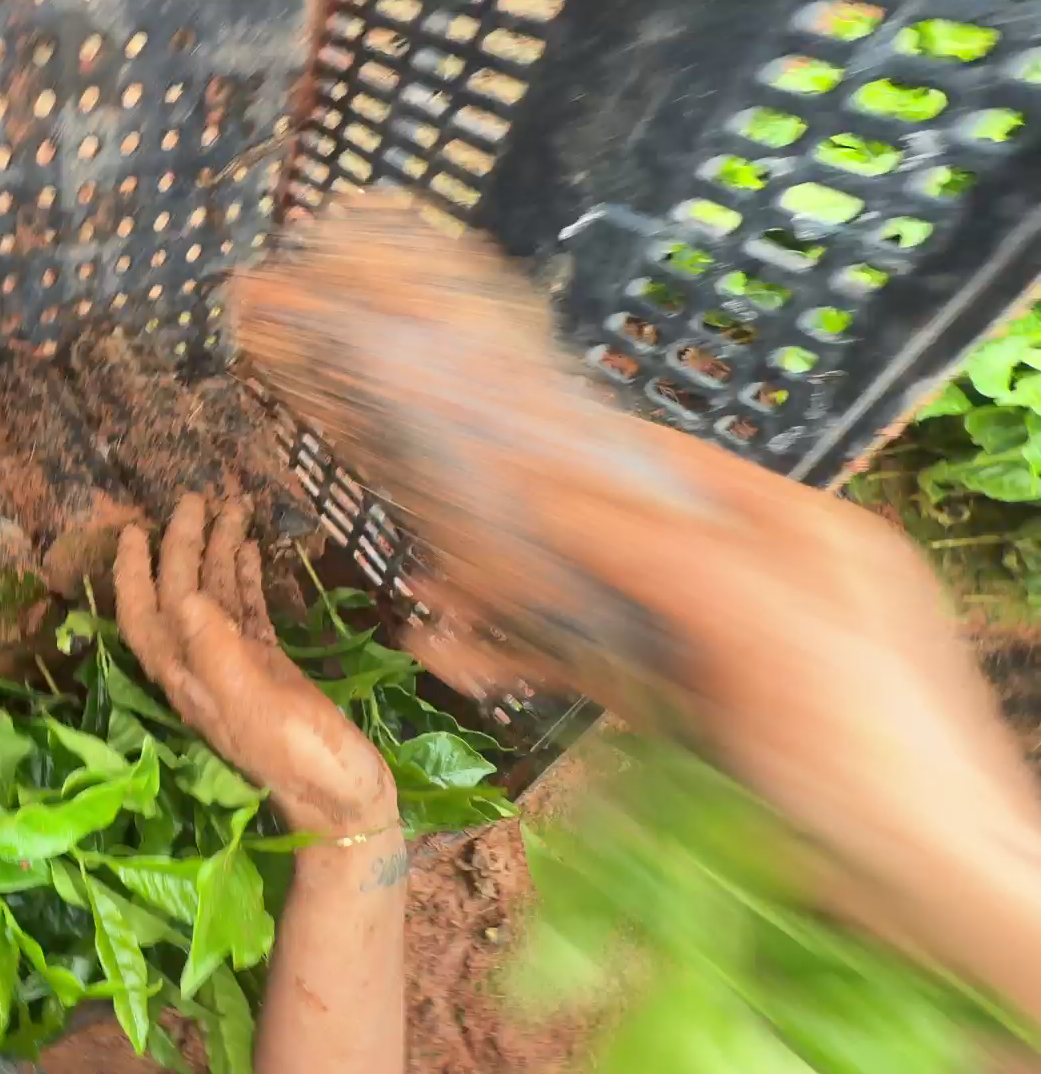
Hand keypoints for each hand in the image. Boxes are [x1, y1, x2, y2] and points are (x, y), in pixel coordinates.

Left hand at [113, 494, 394, 835]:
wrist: (348, 804)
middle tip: (195, 498)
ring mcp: (236, 667)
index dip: (134, 572)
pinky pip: (247, 613)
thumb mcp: (258, 705)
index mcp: (188, 677)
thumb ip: (219, 652)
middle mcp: (203, 668)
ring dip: (219, 552)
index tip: (135, 527)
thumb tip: (183, 596)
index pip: (145, 615)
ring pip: (216, 598)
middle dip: (183, 545)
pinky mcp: (268, 669)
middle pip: (182, 594)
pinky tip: (248, 551)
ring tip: (231, 509)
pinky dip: (244, 579)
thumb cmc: (304, 760)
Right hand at [407, 416, 1040, 1016]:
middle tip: (441, 541)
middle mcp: (727, 567)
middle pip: (595, 528)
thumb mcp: (768, 622)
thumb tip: (538, 494)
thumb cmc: (869, 744)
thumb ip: (656, 548)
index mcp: (783, 527)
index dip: (570, 451)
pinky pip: (567, 653)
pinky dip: (508, 653)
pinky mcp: (651, 686)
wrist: (905, 885)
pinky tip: (452, 655)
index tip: (487, 449)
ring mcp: (684, 631)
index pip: (656, 462)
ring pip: (569, 593)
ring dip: (495, 598)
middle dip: (513, 536)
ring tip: (429, 602)